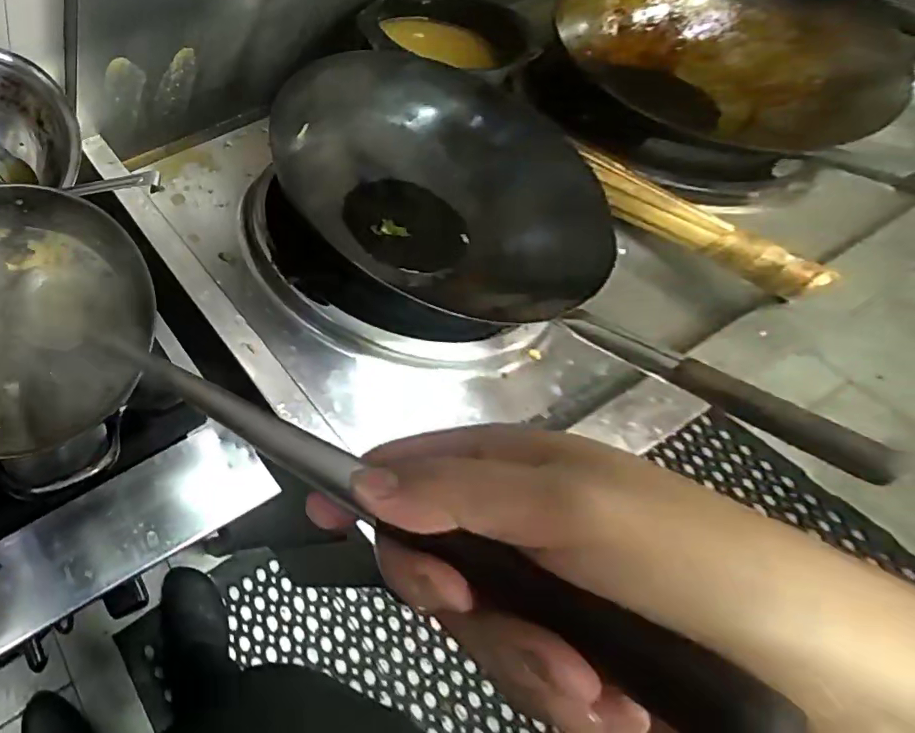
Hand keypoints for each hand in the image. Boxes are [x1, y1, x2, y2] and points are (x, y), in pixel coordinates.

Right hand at [304, 424, 914, 732]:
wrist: (869, 695)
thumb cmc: (704, 566)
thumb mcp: (571, 508)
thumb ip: (456, 494)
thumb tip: (359, 482)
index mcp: (507, 471)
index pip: (401, 467)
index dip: (355, 486)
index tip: (316, 515)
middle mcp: (515, 529)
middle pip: (423, 552)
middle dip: (445, 590)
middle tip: (466, 603)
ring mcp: (548, 599)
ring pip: (473, 625)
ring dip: (521, 661)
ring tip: (593, 690)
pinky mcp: (580, 664)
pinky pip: (525, 679)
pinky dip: (564, 701)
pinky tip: (617, 712)